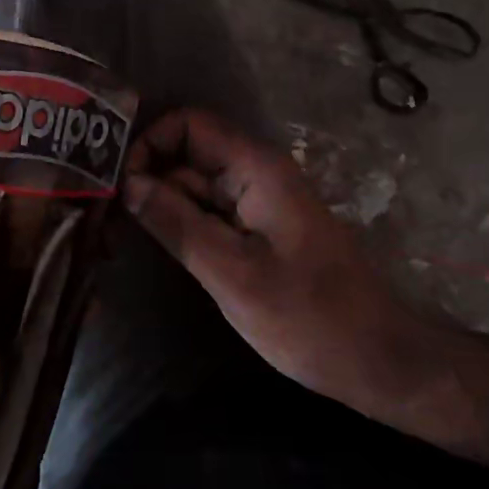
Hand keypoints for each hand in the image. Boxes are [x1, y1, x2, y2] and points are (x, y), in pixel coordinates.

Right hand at [124, 109, 446, 407]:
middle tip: (107, 210)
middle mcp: (253, 174)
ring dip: (156, 200)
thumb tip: (125, 184)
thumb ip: (176, 223)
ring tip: (116, 227)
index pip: (189, 123)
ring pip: (189, 183)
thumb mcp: (234, 274)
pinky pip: (202, 210)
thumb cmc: (312, 318)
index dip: (151, 141)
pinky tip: (149, 239)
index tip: (121, 181)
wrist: (381, 364)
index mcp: (256, 169)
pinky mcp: (251, 229)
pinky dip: (175, 220)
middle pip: (184, 152)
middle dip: (145, 174)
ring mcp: (253, 202)